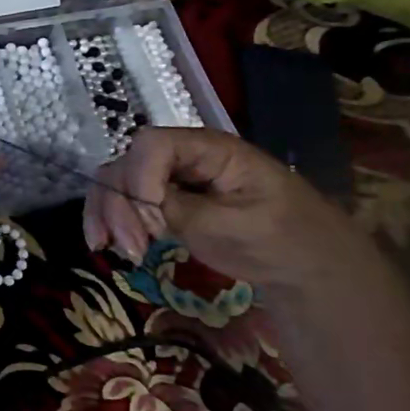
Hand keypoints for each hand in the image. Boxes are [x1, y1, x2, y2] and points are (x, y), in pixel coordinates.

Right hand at [83, 127, 368, 291]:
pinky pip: (120, 204)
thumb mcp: (238, 225)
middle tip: (132, 250)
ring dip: (107, 216)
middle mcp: (180, 157)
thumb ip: (184, 210)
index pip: (152, 145)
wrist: (305, 265)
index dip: (139, 178)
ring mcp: (167, 180)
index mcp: (210, 149)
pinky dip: (107, 222)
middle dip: (119, 206)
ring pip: (114, 185)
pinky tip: (104, 243)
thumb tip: (137, 204)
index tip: (152, 222)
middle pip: (125, 166)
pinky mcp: (159, 203)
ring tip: (111, 250)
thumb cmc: (285, 240)